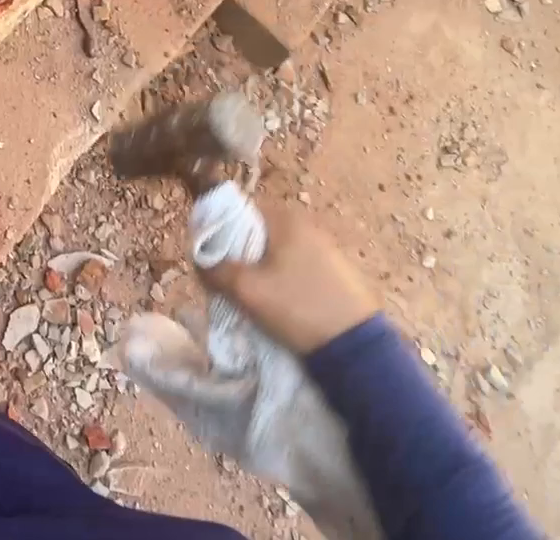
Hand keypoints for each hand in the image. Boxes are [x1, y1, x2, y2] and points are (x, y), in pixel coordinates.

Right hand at [199, 204, 378, 355]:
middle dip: (237, 253)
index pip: (238, 209)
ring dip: (258, 269)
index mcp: (286, 219)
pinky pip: (295, 268)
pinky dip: (281, 280)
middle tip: (227, 279)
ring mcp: (326, 250)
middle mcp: (307, 227)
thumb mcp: (246, 289)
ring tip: (251, 296)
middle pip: (256, 231)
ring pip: (275, 252)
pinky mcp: (337, 274)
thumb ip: (214, 269)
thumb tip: (200, 261)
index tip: (209, 255)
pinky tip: (279, 305)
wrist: (359, 350)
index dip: (217, 229)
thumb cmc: (298, 307)